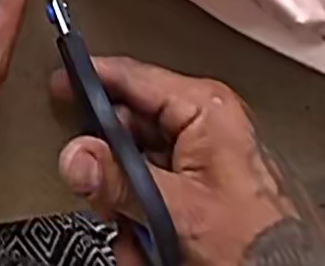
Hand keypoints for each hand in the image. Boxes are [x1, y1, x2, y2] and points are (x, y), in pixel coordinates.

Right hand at [53, 58, 324, 265]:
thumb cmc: (265, 253)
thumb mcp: (182, 215)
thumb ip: (121, 182)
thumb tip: (74, 155)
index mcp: (204, 107)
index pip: (130, 75)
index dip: (89, 79)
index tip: (58, 85)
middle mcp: (202, 121)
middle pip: (128, 123)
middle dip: (111, 168)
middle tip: (98, 193)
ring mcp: (201, 154)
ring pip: (136, 161)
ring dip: (126, 204)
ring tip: (137, 239)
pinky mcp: (201, 184)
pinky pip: (153, 186)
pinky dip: (143, 218)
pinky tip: (151, 248)